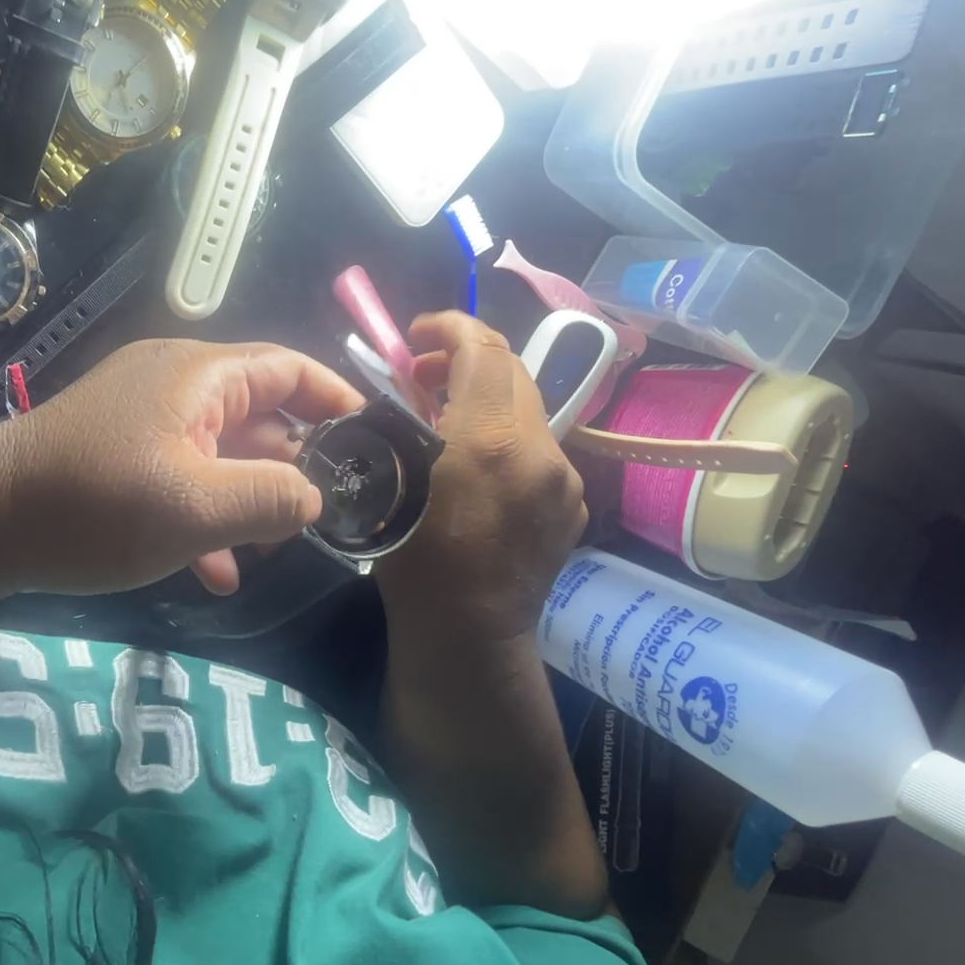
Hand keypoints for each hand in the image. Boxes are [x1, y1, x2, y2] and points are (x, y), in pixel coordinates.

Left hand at [0, 339, 365, 598]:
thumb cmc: (93, 506)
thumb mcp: (194, 507)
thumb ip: (270, 497)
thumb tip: (317, 495)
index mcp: (198, 376)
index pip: (289, 368)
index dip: (337, 401)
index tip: (375, 446)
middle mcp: (175, 386)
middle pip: (260, 415)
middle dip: (294, 467)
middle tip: (326, 518)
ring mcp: (146, 423)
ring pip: (223, 455)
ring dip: (251, 500)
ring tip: (275, 551)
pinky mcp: (122, 458)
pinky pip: (184, 478)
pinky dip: (207, 518)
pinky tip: (218, 572)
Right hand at [378, 311, 587, 644]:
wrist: (469, 638)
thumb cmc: (413, 567)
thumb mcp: (390, 487)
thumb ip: (406, 427)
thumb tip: (415, 390)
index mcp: (489, 443)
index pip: (481, 349)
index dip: (447, 326)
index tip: (416, 335)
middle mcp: (540, 450)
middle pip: (509, 370)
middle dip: (463, 360)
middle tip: (421, 380)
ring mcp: (565, 478)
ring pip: (526, 409)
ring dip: (486, 400)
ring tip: (447, 424)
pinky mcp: (574, 502)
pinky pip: (539, 447)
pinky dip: (506, 437)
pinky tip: (478, 469)